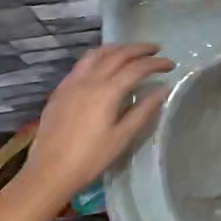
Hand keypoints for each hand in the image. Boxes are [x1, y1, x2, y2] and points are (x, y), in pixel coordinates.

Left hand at [15, 44, 172, 197]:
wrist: (49, 172)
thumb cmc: (90, 158)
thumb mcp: (122, 137)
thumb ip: (144, 110)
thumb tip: (162, 89)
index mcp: (106, 92)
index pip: (136, 68)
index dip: (156, 63)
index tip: (170, 64)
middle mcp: (88, 80)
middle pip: (117, 54)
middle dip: (139, 49)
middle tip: (156, 50)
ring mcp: (71, 83)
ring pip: (96, 54)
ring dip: (117, 48)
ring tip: (130, 50)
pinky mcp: (60, 90)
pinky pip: (82, 64)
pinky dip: (98, 57)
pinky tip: (103, 65)